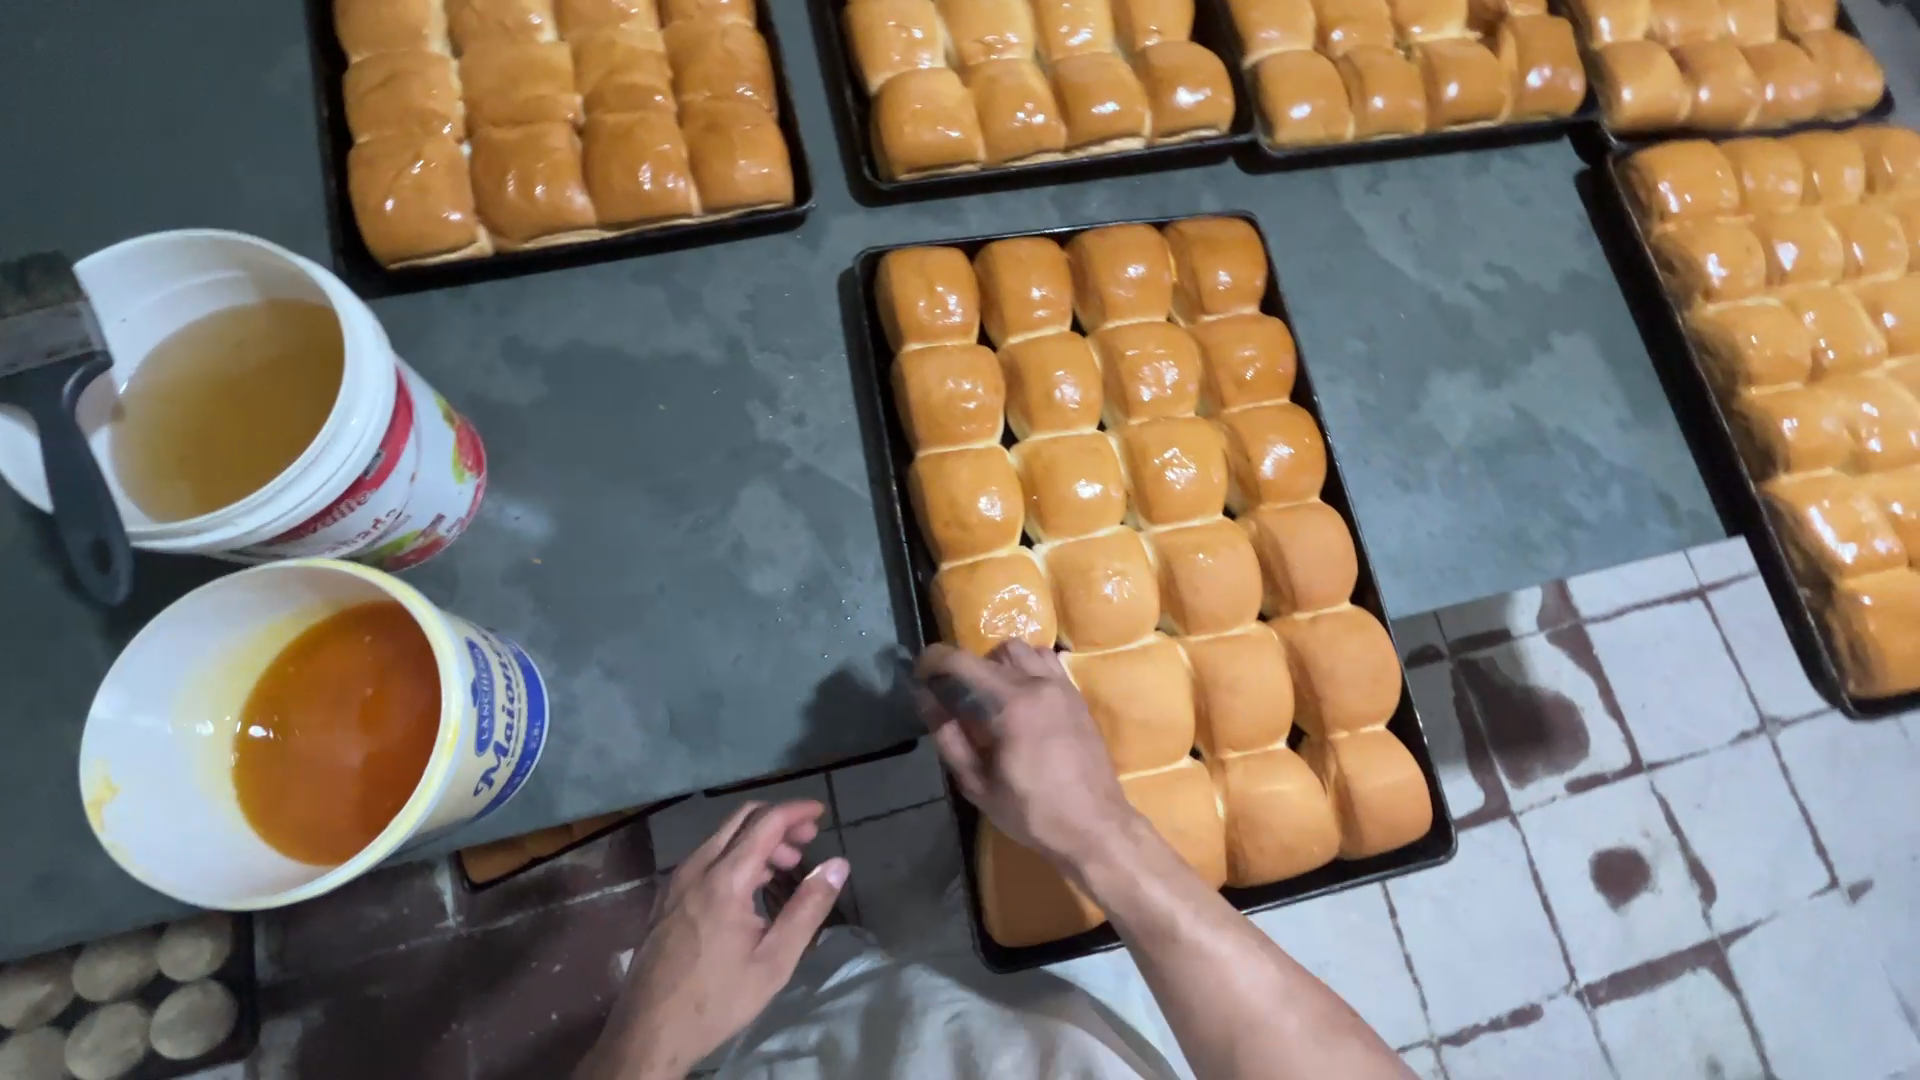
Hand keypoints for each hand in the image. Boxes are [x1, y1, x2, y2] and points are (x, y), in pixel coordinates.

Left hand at [577, 801, 848, 1079]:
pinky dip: (735, 853)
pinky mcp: (666, 897)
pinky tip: (750, 886)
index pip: (766, 822)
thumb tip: (838, 865)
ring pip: (722, 836)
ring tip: (784, 867)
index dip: (796, 811)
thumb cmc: (716, 999)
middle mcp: (696, 868)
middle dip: (778, 820)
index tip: (820, 813)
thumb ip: (808, 908)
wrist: (647, 1035)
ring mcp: (677, 881)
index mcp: (724, 879)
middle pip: (742, 818)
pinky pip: (706, 856)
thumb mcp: (774, 961)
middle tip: (806, 840)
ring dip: (757, 839)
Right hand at [915, 641, 1139, 871]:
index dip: (933, 660)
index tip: (919, 673)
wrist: (1095, 827)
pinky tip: (1021, 701)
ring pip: (1024, 650)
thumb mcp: (978, 785)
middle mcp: (1039, 683)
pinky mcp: (1077, 697)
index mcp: (1012, 703)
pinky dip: (1027, 669)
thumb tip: (926, 700)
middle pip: (994, 651)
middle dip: (968, 666)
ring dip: (1000, 663)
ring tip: (991, 695)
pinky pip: (1047, 663)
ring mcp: (1063, 687)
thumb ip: (950, 738)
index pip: (962, 662)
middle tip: (957, 695)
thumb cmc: (1033, 812)